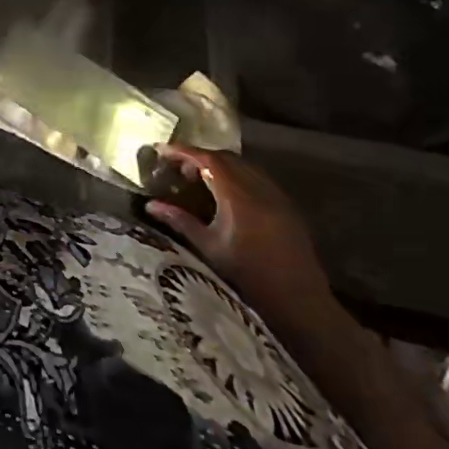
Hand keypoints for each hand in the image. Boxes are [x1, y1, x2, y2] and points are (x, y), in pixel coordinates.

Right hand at [147, 144, 339, 330]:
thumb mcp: (208, 246)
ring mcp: (278, 197)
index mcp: (239, 197)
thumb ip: (179, 220)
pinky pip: (258, 178)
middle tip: (178, 167)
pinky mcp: (287, 207)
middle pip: (227, 158)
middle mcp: (261, 190)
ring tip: (199, 178)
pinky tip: (225, 192)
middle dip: (199, 156)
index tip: (161, 149)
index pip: (209, 160)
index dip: (183, 151)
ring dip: (219, 165)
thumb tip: (150, 205)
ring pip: (244, 166)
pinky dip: (236, 175)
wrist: (298, 298)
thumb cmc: (248, 273)